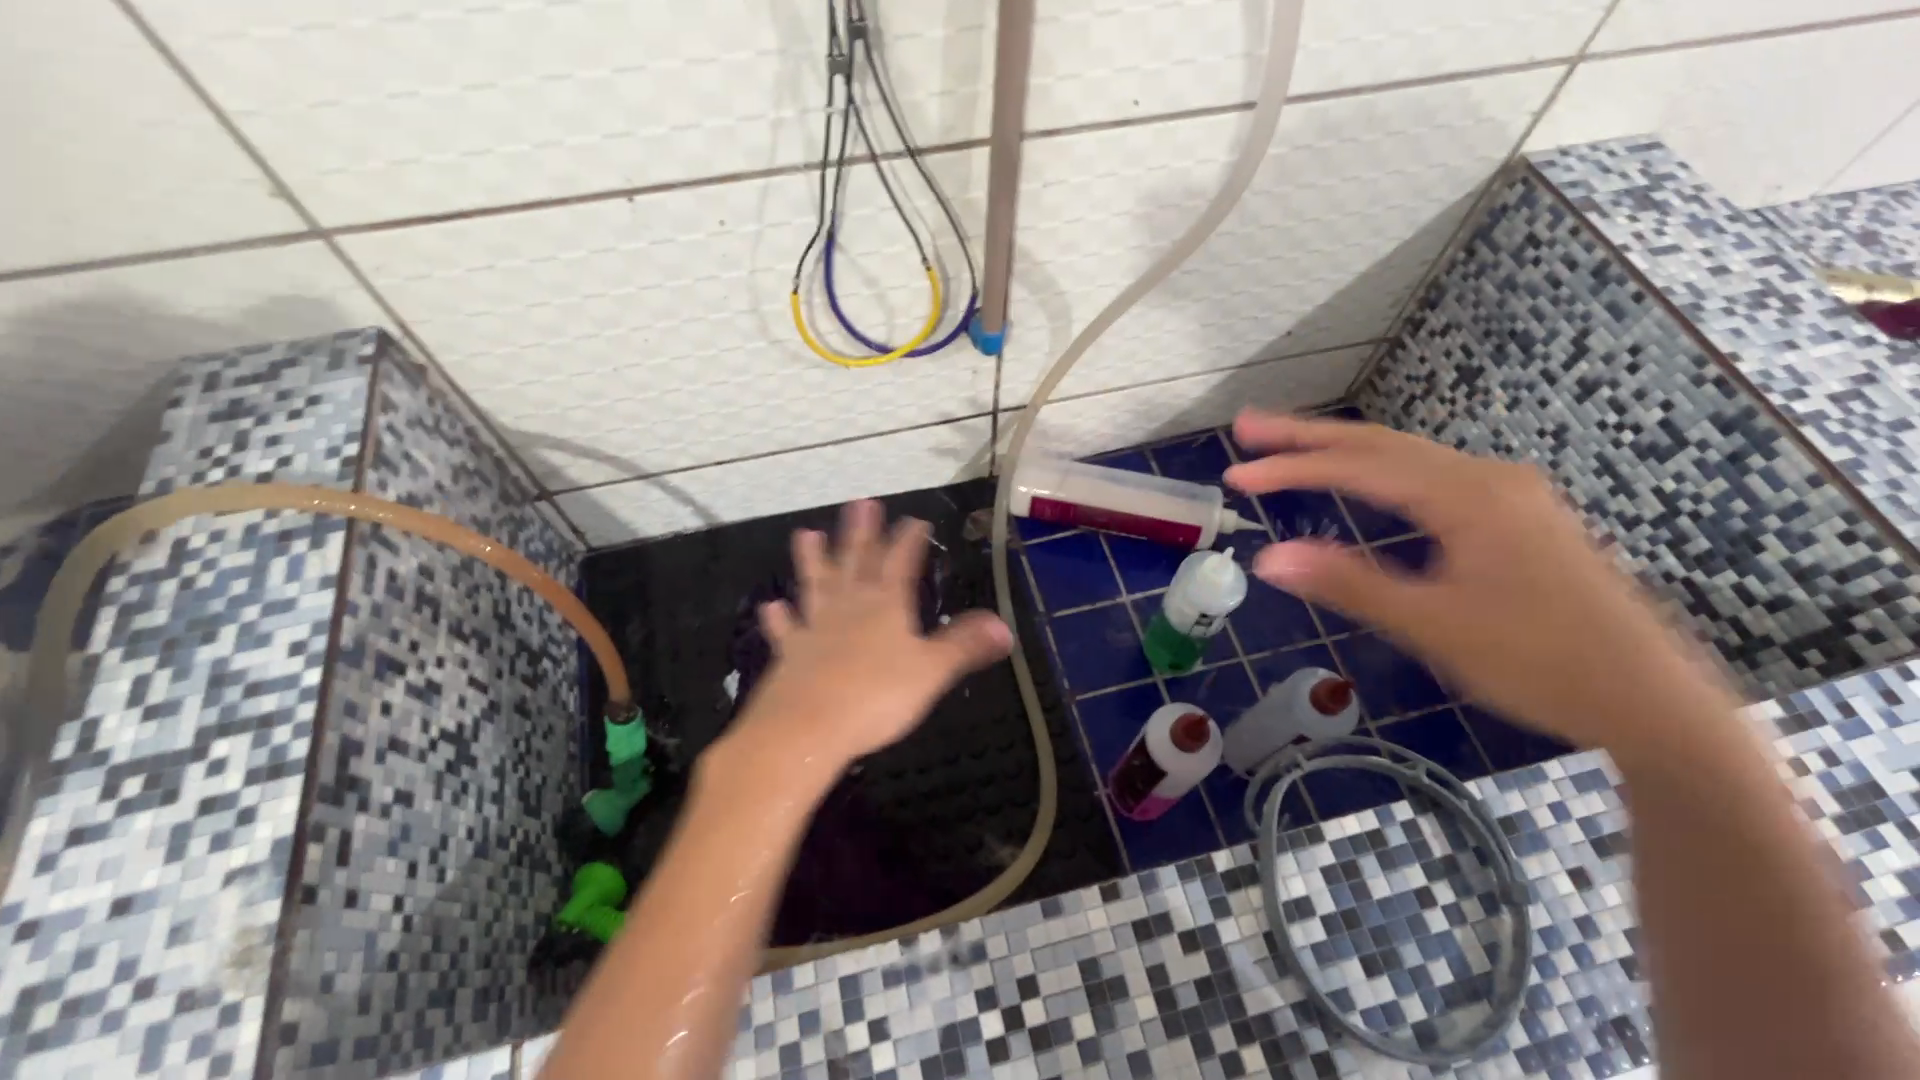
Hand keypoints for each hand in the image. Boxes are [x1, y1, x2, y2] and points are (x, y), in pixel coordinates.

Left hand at [725, 499, 1012, 779]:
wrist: (807, 727)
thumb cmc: (876, 696)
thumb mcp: (931, 671)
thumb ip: (964, 646)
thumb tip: (1004, 627)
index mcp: (885, 606)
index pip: (900, 563)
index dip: (908, 540)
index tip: (915, 520)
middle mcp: (848, 608)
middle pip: (855, 562)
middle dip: (860, 533)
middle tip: (860, 502)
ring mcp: (815, 628)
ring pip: (815, 585)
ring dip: (812, 560)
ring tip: (806, 533)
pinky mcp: (790, 654)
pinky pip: (786, 630)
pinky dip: (779, 618)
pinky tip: (772, 606)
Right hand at [1223, 410, 1742, 759]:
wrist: (1652, 700)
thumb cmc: (1540, 663)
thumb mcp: (1434, 626)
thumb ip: (1350, 584)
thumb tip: (1268, 557)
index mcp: (1469, 497)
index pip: (1362, 466)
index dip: (1294, 466)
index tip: (1236, 472)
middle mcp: (1490, 479)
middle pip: (1385, 445)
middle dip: (1311, 437)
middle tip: (1249, 430)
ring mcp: (1511, 496)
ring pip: (1412, 459)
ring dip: (1346, 453)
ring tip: (1289, 451)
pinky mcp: (1520, 519)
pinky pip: (1434, 480)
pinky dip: (1383, 475)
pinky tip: (1366, 488)